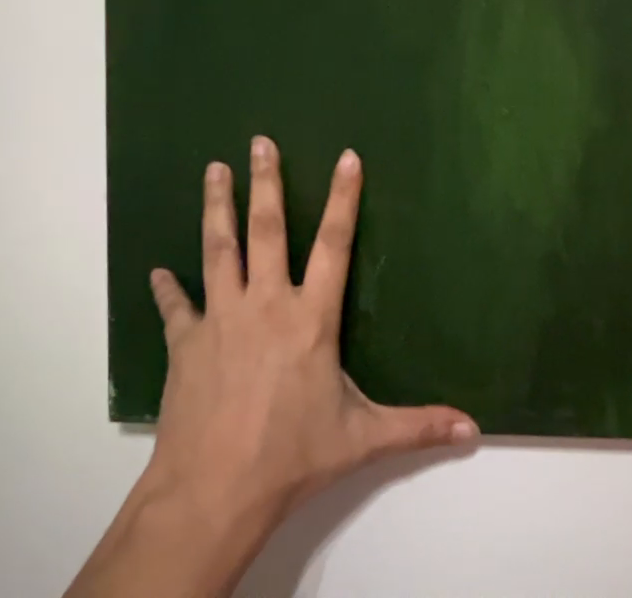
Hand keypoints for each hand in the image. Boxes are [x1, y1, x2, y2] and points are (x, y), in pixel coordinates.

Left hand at [145, 137, 477, 526]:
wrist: (214, 490)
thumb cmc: (293, 457)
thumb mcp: (363, 438)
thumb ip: (419, 426)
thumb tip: (473, 431)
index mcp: (310, 319)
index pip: (334, 245)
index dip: (343, 199)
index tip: (347, 157)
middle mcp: (265, 306)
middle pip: (266, 231)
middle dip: (265, 183)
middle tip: (260, 142)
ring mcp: (220, 321)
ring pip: (218, 251)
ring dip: (216, 208)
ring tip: (213, 170)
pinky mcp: (186, 345)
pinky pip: (175, 308)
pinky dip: (167, 289)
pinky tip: (158, 272)